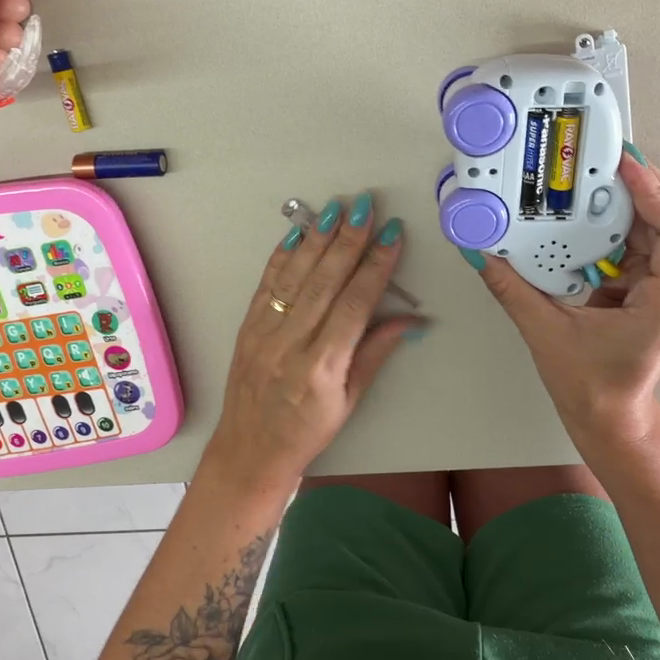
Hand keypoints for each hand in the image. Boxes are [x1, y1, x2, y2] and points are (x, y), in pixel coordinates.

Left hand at [207, 194, 419, 484]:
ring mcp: (264, 333)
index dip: (376, 266)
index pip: (355, 304)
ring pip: (295, 277)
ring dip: (317, 240)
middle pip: (324, 282)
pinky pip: (267, 285)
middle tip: (365, 207)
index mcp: (321, 367)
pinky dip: (282, 256)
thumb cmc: (306, 433)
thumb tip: (412, 320)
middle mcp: (290, 345)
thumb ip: (375, 354)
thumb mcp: (349, 402)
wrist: (249, 452)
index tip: (392, 235)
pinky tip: (297, 234)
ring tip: (335, 210)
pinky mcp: (247, 327)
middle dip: (348, 240)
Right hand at [471, 155, 659, 447]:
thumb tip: (482, 252)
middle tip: (599, 157)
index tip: (625, 167)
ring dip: (624, 201)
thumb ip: (512, 289)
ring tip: (589, 176)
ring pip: (654, 228)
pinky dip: (613, 223)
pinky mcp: (649, 288)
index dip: (657, 194)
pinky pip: (637, 243)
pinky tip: (586, 210)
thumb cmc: (591, 388)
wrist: (610, 420)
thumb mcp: (545, 334)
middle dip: (636, 186)